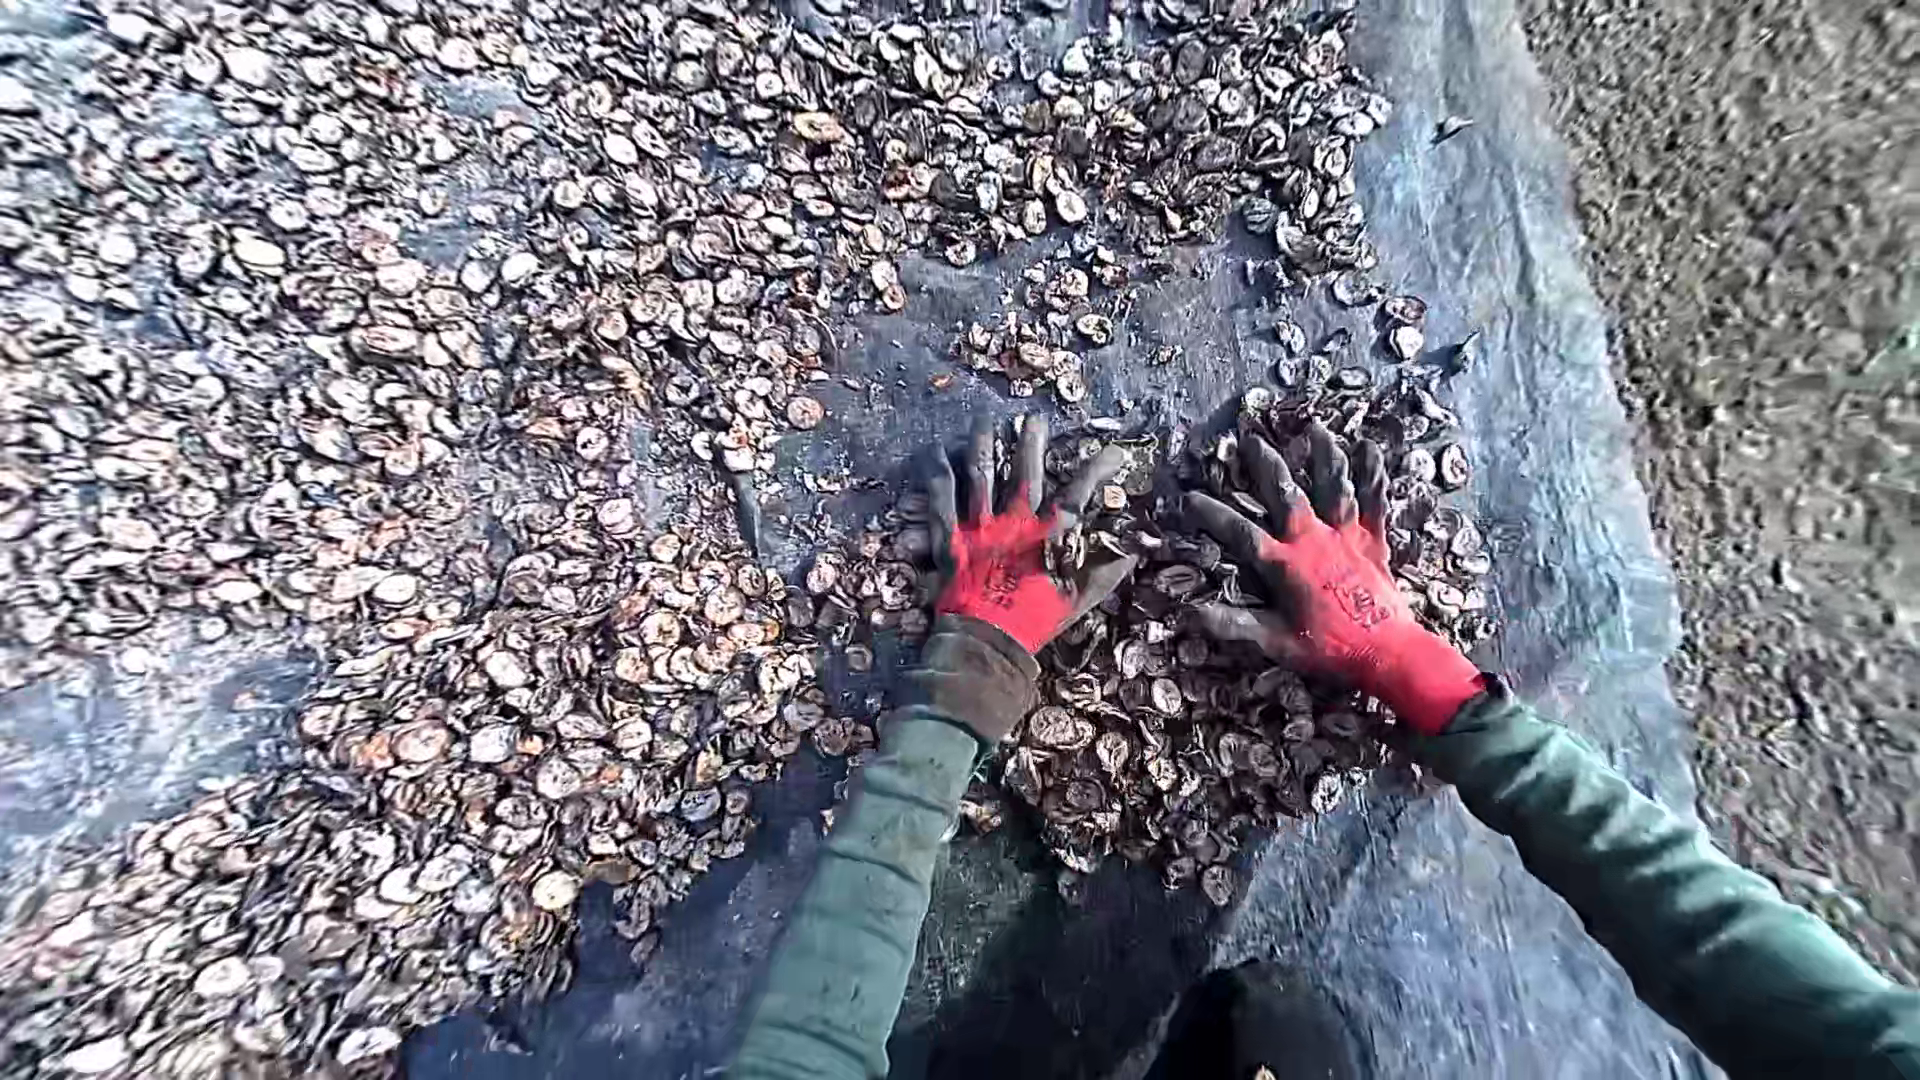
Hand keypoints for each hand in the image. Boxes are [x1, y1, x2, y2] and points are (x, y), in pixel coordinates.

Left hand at [924, 414, 1137, 654]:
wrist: (988, 640)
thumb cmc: (1035, 619)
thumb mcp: (1079, 600)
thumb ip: (1106, 571)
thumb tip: (1135, 547)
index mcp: (1048, 535)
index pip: (1078, 493)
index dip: (1098, 469)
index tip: (1116, 452)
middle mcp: (1015, 522)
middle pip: (1025, 472)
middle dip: (1031, 442)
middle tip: (1033, 419)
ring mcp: (981, 526)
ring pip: (982, 475)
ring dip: (984, 445)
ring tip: (986, 421)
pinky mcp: (951, 536)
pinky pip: (942, 497)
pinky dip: (939, 473)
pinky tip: (937, 451)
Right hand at [1183, 422, 1481, 734]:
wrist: (1391, 654)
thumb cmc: (1329, 648)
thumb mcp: (1273, 642)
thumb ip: (1232, 624)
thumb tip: (1188, 612)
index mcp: (1284, 564)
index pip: (1239, 532)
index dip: (1212, 513)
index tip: (1190, 498)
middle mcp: (1312, 541)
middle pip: (1285, 493)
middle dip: (1266, 465)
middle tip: (1250, 439)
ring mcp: (1345, 537)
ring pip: (1333, 487)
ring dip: (1323, 456)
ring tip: (1315, 428)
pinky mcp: (1373, 541)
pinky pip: (1375, 501)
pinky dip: (1373, 474)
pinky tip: (1370, 448)